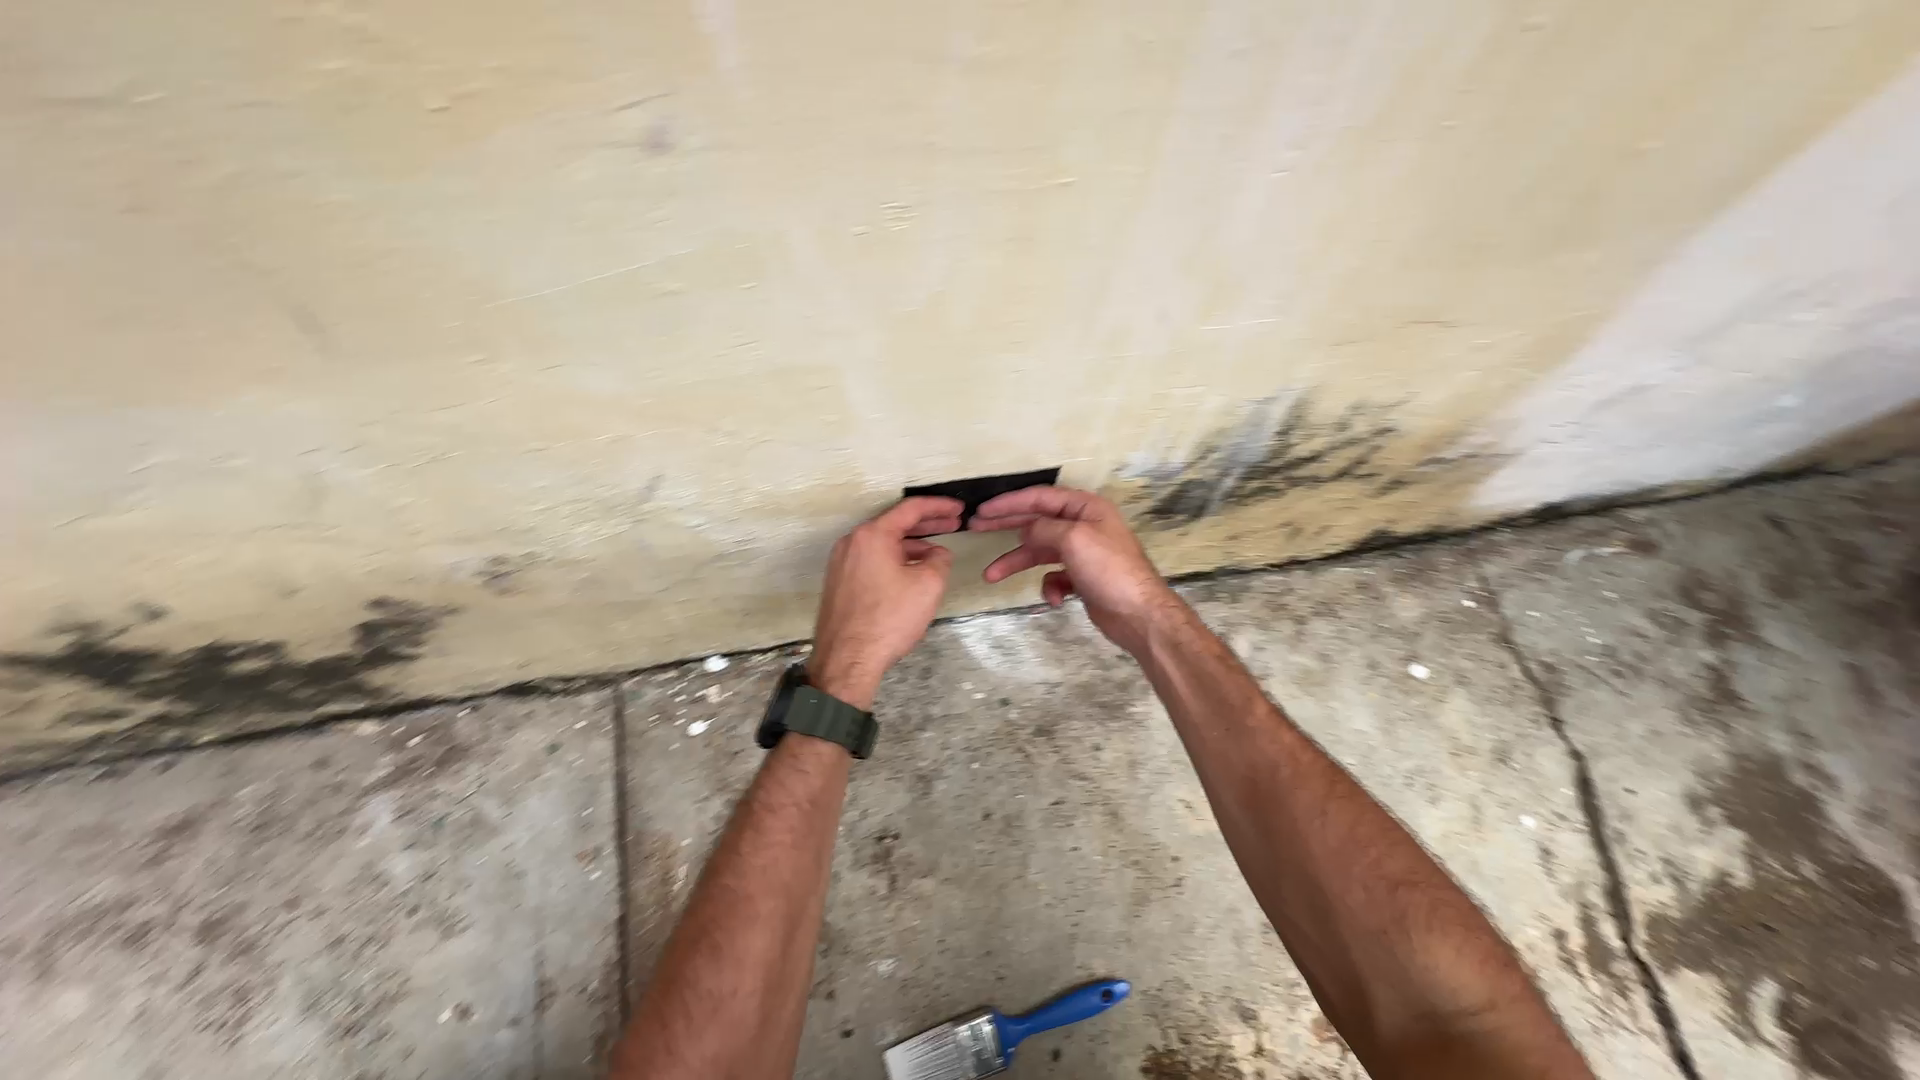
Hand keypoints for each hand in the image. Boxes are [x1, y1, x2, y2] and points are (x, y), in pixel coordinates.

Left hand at [808, 496, 962, 708]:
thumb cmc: (888, 620)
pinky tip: (911, 573)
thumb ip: (940, 559)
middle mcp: (852, 542)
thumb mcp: (928, 585)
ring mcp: (842, 563)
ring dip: (910, 545)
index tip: (959, 509)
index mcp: (872, 535)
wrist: (847, 660)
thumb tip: (937, 553)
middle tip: (953, 523)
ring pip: (882, 544)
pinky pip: (871, 560)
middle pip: (894, 524)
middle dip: (926, 524)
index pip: (910, 508)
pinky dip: (894, 560)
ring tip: (936, 553)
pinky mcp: (840, 583)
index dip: (939, 506)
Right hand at [969, 486, 1179, 654]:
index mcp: (1085, 508)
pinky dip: (1049, 586)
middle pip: (1036, 521)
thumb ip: (1043, 528)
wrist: (1138, 613)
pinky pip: (1054, 576)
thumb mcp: (1073, 539)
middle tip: (975, 528)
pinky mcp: (1081, 578)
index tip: (982, 510)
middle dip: (1006, 526)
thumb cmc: (1109, 569)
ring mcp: (1082, 553)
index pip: (1040, 497)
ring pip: (1039, 552)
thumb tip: (1026, 529)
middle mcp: (1083, 526)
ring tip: (990, 576)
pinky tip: (1055, 597)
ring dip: (1016, 563)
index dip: (1009, 502)